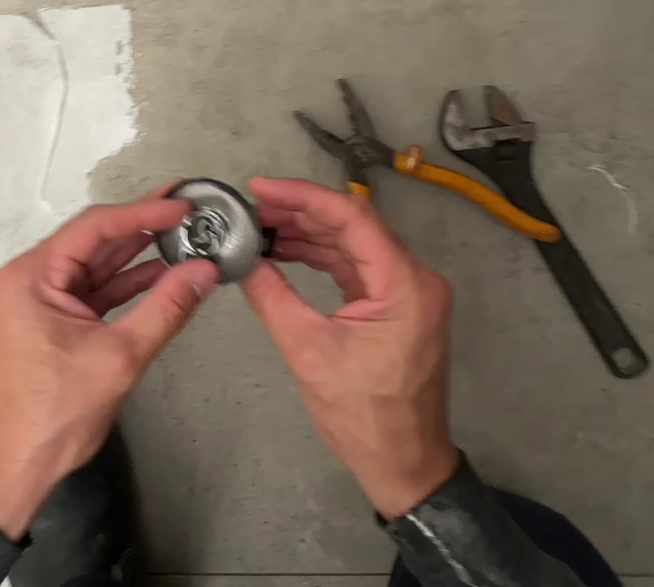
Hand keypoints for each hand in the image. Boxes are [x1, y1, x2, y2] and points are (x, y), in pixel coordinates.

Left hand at [0, 193, 220, 539]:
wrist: (20, 466)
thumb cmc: (57, 411)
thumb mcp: (118, 358)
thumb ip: (165, 309)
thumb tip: (206, 271)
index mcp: (33, 273)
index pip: (95, 227)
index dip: (142, 212)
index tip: (183, 203)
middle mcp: (33, 275)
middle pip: (96, 239)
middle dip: (143, 224)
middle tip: (188, 206)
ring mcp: (45, 296)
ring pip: (99, 262)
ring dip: (140, 252)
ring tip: (184, 232)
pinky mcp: (58, 317)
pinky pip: (98, 289)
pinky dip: (130, 282)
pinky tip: (166, 272)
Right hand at [240, 176, 460, 517]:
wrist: (404, 465)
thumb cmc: (364, 415)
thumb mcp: (309, 351)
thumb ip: (272, 296)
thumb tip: (241, 258)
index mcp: (404, 285)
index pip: (351, 218)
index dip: (303, 196)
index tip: (261, 188)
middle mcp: (413, 277)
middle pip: (353, 223)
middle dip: (300, 210)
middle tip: (253, 207)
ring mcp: (405, 289)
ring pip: (351, 240)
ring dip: (306, 231)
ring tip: (260, 226)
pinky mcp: (393, 302)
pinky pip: (353, 263)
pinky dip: (319, 254)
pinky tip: (283, 249)